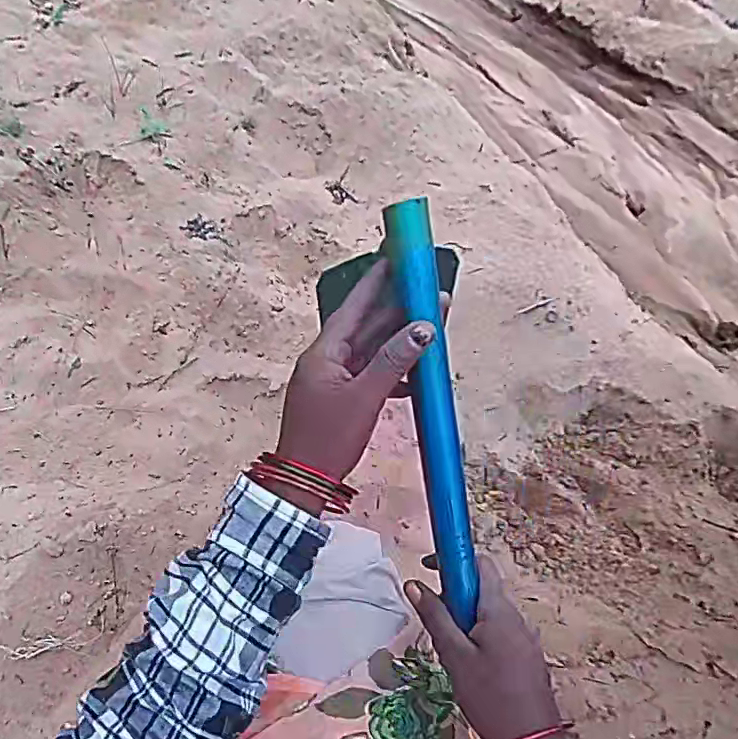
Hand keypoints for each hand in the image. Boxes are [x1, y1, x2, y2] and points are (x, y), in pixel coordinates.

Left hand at [275, 259, 436, 481]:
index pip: (352, 310)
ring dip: (400, 343)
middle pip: (365, 329)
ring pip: (370, 353)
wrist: (304, 479)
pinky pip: (369, 376)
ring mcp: (331, 380)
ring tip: (433, 328)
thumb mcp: (365, 397)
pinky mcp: (339, 398)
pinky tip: (416, 374)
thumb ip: (394, 361)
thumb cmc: (327, 439)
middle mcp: (325, 362)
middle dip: (398, 311)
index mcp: (323, 355)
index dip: (374, 284)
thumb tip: (422, 329)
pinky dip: (392, 372)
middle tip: (429, 290)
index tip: (393, 259)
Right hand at [406, 557, 564, 738]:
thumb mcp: (453, 654)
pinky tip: (465, 660)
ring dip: (463, 616)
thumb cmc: (489, 696)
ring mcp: (523, 638)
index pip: (480, 564)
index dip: (453, 557)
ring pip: (487, 611)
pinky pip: (496, 630)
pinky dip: (475, 632)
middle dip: (453, 594)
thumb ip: (434, 616)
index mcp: (499, 612)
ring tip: (448, 646)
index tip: (429, 567)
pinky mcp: (524, 656)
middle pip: (482, 588)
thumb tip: (414, 584)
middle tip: (433, 617)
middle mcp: (516, 619)